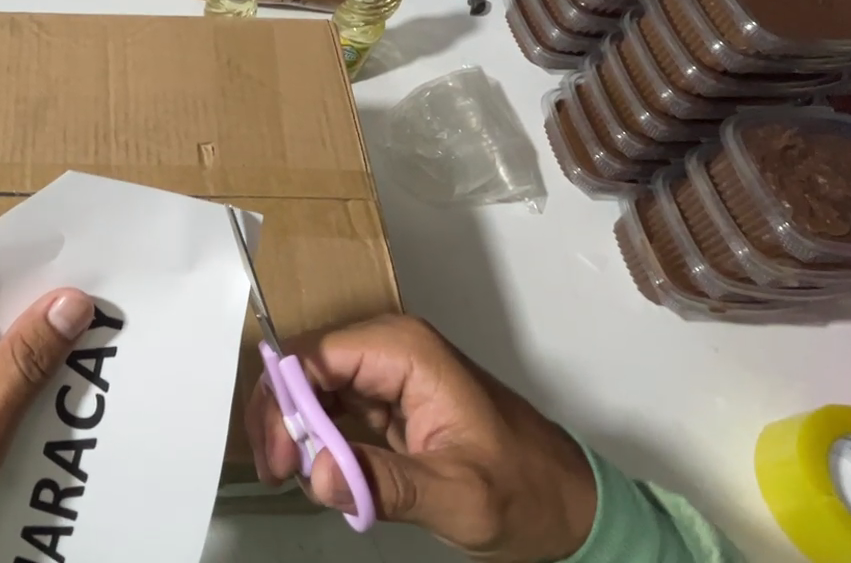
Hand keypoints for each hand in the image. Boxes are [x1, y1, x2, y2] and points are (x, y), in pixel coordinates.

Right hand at [246, 315, 596, 562]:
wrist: (574, 506)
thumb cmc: (526, 494)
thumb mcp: (460, 498)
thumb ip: (387, 484)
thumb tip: (316, 475)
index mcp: (402, 349)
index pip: (314, 357)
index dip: (285, 403)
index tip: (278, 461)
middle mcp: (387, 345)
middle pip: (305, 365)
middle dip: (281, 414)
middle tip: (276, 471)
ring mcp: (385, 367)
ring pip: (312, 382)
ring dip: (292, 424)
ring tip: (286, 472)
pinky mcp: (385, 393)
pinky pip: (331, 401)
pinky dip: (313, 432)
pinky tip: (309, 465)